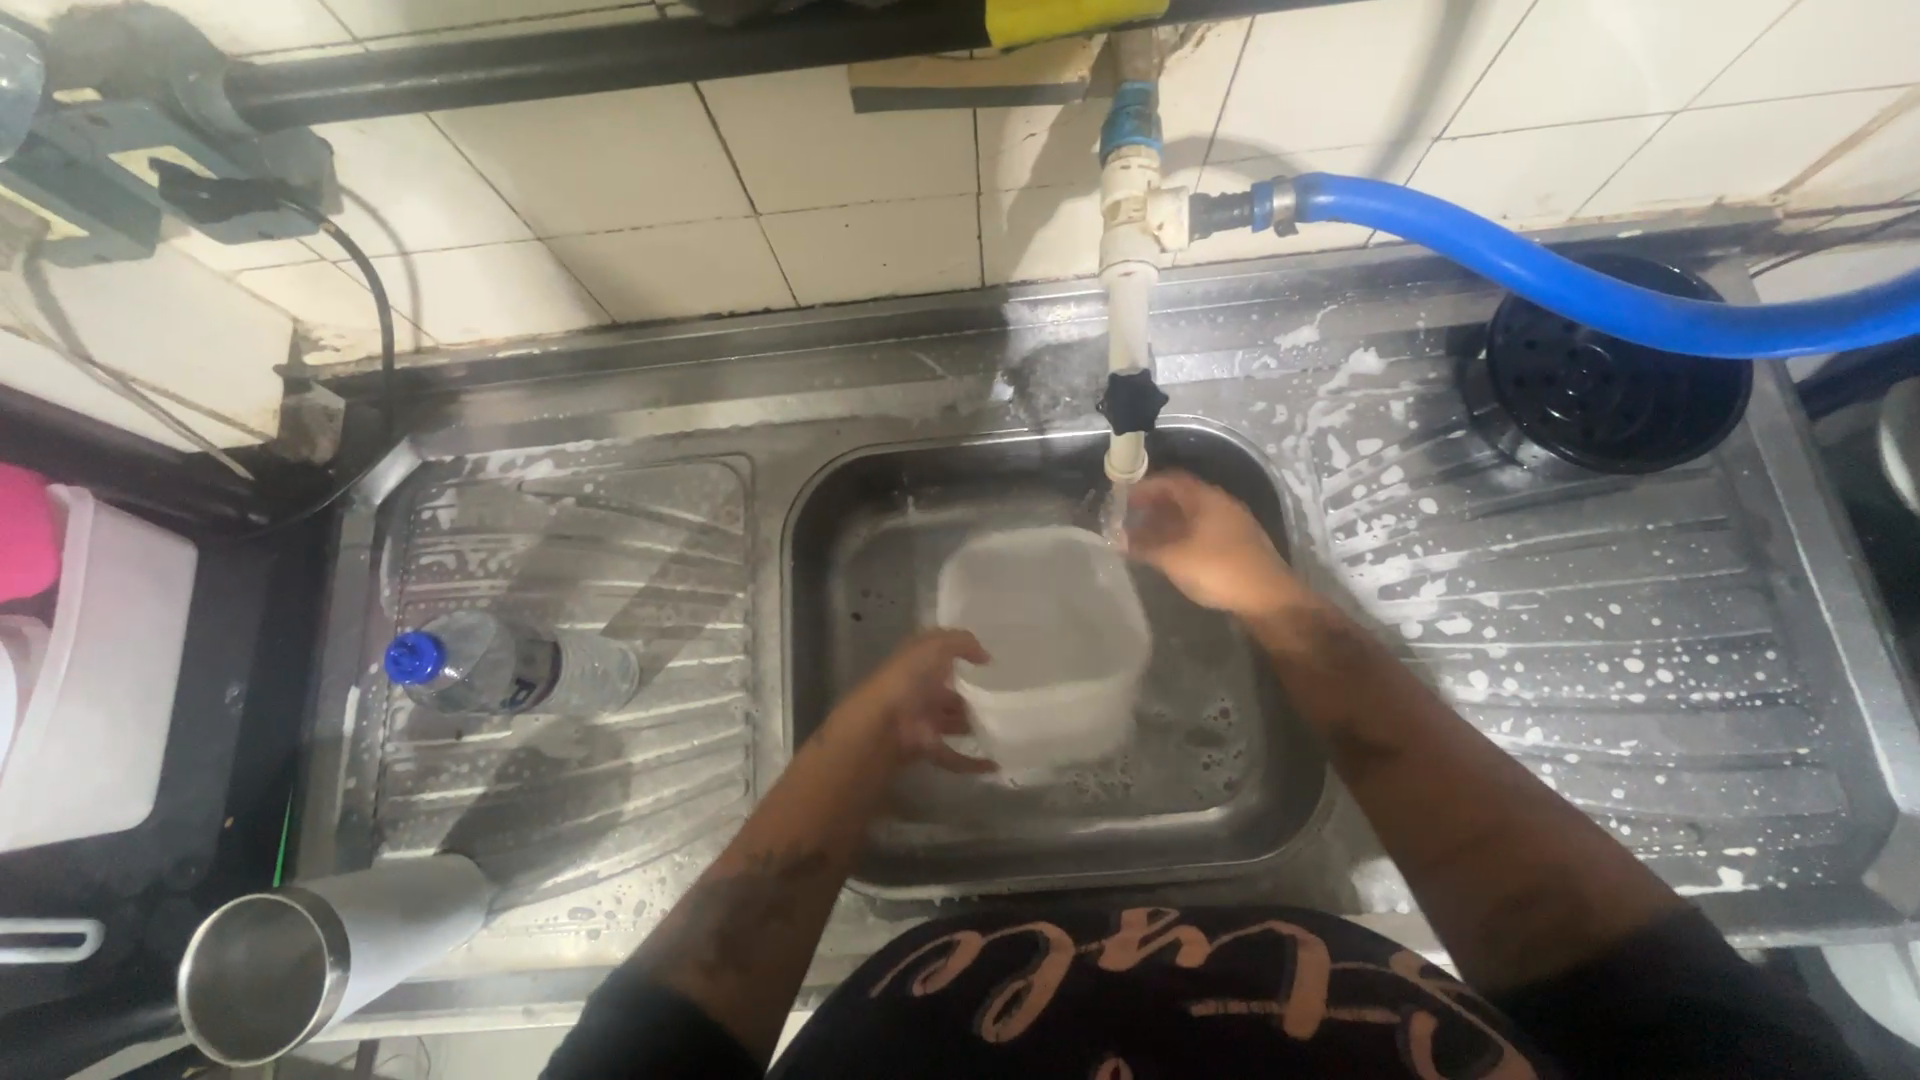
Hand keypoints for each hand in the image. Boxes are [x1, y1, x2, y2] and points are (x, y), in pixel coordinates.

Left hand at [832, 629, 997, 773]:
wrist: (884, 722)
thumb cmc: (908, 678)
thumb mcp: (935, 646)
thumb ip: (962, 643)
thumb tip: (985, 657)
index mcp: (918, 668)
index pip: (940, 663)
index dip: (959, 662)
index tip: (988, 668)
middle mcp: (920, 694)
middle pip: (947, 697)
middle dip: (969, 700)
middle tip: (1000, 703)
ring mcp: (923, 723)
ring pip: (951, 725)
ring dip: (972, 728)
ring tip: (1002, 729)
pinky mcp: (927, 749)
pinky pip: (953, 757)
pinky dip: (972, 763)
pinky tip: (994, 764)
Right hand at [1124, 470, 1302, 618]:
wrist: (1268, 598)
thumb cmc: (1217, 569)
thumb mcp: (1173, 558)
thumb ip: (1143, 545)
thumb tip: (1117, 539)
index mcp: (1206, 498)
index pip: (1170, 480)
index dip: (1145, 487)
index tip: (1123, 500)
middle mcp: (1221, 504)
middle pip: (1182, 496)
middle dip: (1154, 506)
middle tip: (1131, 519)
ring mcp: (1233, 524)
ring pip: (1193, 515)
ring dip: (1168, 522)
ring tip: (1146, 538)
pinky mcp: (1239, 544)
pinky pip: (1204, 530)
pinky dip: (1183, 535)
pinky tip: (1173, 552)